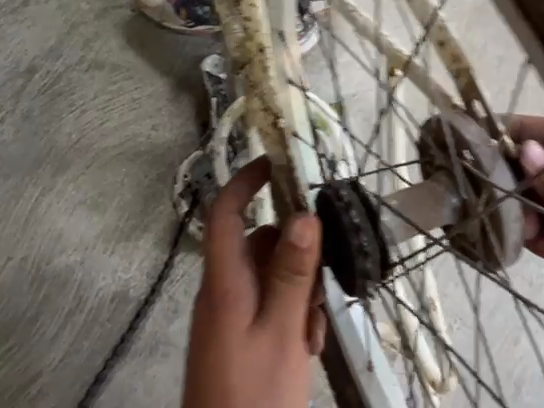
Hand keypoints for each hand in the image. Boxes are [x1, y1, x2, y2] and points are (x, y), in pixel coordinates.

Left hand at [183, 157, 325, 407]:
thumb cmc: (253, 394)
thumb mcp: (281, 332)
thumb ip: (292, 273)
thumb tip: (304, 214)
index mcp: (224, 282)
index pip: (225, 213)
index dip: (245, 181)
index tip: (275, 161)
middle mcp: (221, 293)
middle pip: (258, 246)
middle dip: (295, 255)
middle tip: (322, 285)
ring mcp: (227, 319)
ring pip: (268, 279)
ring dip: (298, 292)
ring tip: (316, 330)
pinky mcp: (236, 342)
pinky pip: (266, 309)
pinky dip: (290, 317)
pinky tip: (308, 346)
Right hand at [509, 115, 543, 351]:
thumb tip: (525, 148)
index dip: (516, 134)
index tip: (480, 140)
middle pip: (532, 165)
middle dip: (511, 178)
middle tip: (499, 197)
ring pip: (529, 198)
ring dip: (519, 211)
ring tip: (525, 231)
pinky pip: (537, 229)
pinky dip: (529, 235)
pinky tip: (536, 247)